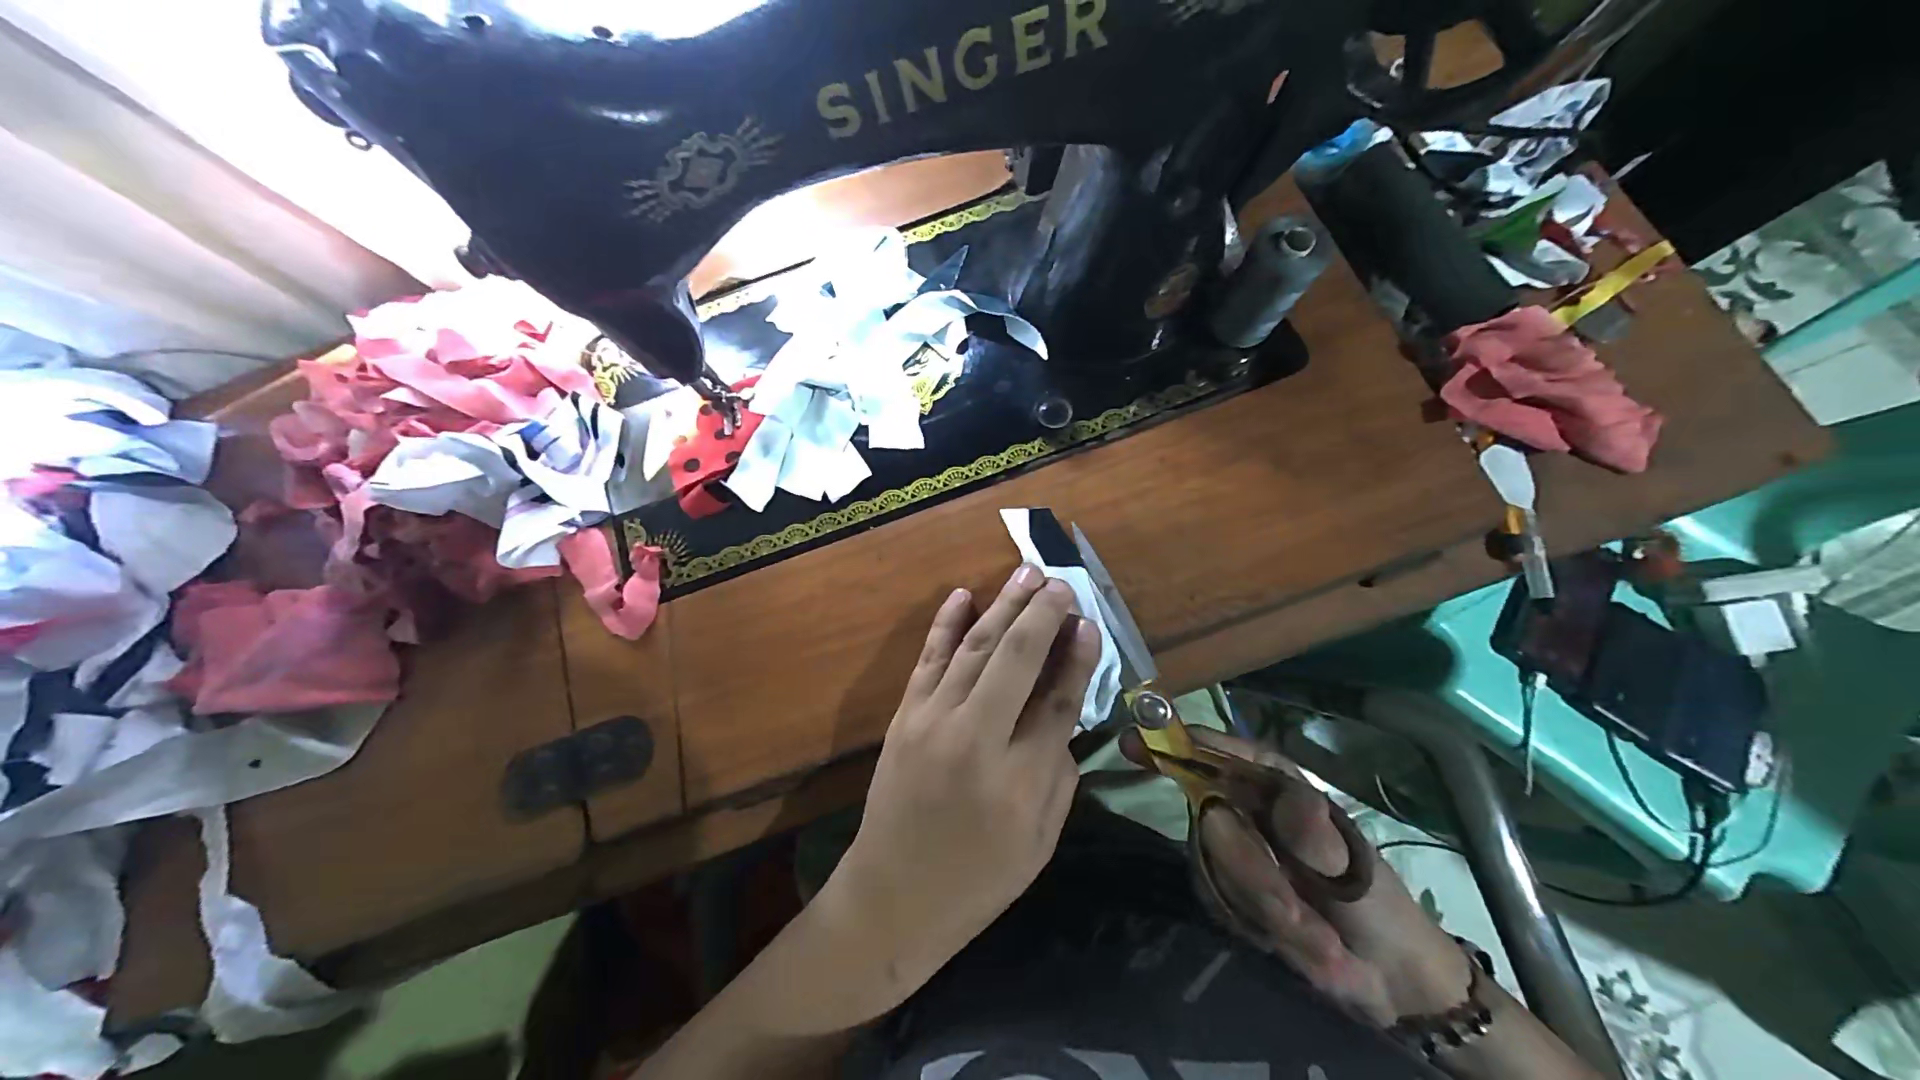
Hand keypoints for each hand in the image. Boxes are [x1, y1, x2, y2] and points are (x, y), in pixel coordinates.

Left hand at [818, 566, 1101, 1019]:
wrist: (892, 898)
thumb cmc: (977, 881)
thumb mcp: (1040, 843)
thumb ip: (1059, 775)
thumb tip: (1064, 713)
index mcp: (1018, 780)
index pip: (1059, 702)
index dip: (1078, 659)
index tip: (1089, 625)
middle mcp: (974, 739)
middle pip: (1015, 660)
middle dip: (1042, 615)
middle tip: (1062, 583)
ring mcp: (931, 721)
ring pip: (973, 649)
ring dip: (1002, 606)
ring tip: (1027, 574)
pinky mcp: (904, 717)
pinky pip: (928, 659)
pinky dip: (946, 624)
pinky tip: (963, 594)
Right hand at [1182, 730, 1472, 1027]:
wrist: (1386, 977)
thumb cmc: (1375, 903)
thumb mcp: (1352, 871)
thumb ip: (1314, 837)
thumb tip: (1292, 800)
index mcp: (1275, 786)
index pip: (1220, 753)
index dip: (1180, 744)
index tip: (1137, 741)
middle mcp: (1244, 808)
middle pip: (1208, 815)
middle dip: (1249, 871)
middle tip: (1295, 914)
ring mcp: (1230, 849)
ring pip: (1211, 864)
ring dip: (1262, 908)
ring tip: (1312, 935)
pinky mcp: (1223, 888)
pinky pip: (1212, 897)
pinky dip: (1251, 923)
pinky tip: (1287, 938)